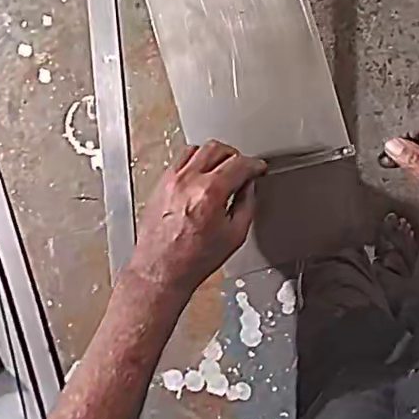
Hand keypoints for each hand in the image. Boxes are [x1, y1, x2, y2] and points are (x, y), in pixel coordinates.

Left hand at [124, 141, 264, 293]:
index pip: (239, 164)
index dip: (254, 164)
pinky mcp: (160, 184)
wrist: (161, 270)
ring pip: (197, 149)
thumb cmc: (193, 259)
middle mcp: (188, 181)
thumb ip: (246, 204)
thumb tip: (249, 187)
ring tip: (222, 168)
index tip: (258, 168)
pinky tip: (201, 174)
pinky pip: (180, 160)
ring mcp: (171, 181)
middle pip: (217, 148)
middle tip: (242, 167)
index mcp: (210, 193)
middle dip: (235, 155)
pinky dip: (194, 162)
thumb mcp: (235, 235)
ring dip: (213, 155)